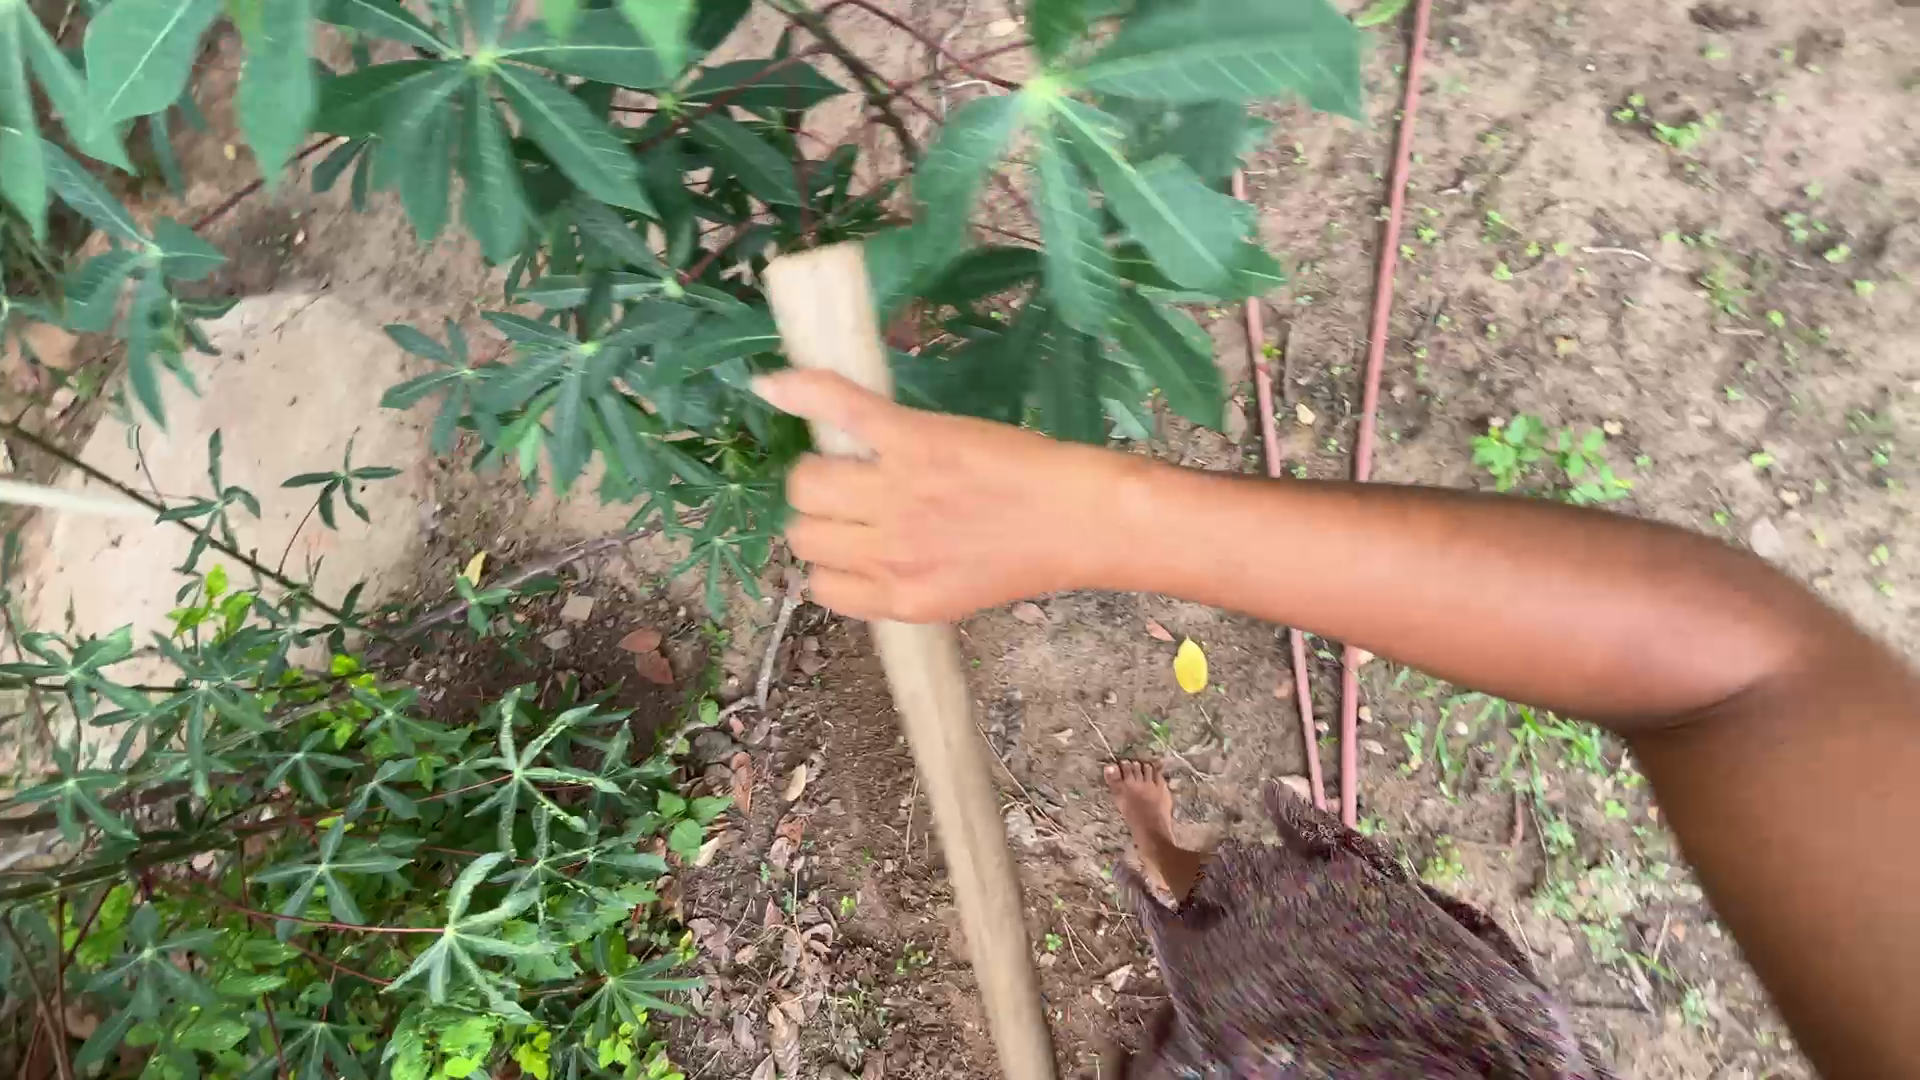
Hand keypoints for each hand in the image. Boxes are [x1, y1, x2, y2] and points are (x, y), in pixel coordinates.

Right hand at [755, 370, 1129, 621]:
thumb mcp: (956, 594)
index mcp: (899, 597)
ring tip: (849, 461)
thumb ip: (900, 583)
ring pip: (807, 481)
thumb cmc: (1029, 555)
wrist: (1079, 517)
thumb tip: (857, 565)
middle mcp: (886, 551)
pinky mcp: (910, 439)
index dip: (831, 561)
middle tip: (854, 499)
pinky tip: (774, 385)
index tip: (850, 544)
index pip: (819, 586)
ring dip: (818, 472)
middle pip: (803, 531)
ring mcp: (895, 492)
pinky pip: (839, 409)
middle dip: (822, 517)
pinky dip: (803, 392)